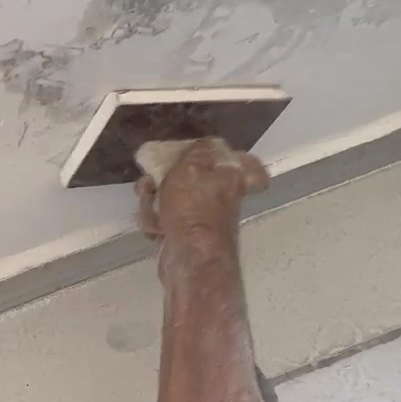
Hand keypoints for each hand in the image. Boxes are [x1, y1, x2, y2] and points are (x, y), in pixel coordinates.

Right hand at [135, 139, 268, 251]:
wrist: (188, 258)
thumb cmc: (193, 209)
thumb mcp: (191, 169)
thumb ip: (197, 152)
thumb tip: (208, 142)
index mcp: (230, 179)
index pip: (251, 168)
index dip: (241, 159)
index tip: (221, 155)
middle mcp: (220, 200)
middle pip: (194, 180)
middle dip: (166, 179)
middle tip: (153, 180)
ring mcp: (201, 221)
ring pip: (174, 200)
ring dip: (153, 202)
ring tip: (149, 206)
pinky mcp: (183, 237)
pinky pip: (165, 221)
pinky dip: (154, 222)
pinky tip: (152, 227)